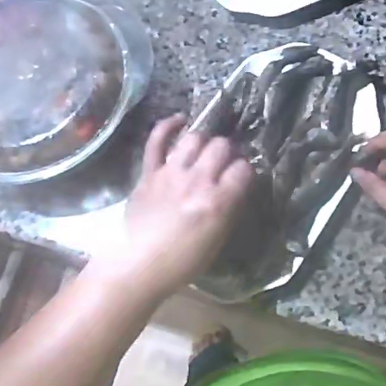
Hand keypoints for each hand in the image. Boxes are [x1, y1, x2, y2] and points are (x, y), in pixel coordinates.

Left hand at [107, 115, 254, 299]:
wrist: (139, 265)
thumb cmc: (183, 261)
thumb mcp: (217, 239)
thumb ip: (228, 208)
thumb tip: (235, 187)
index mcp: (217, 201)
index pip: (243, 169)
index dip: (247, 170)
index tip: (243, 176)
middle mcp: (196, 180)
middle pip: (221, 146)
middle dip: (228, 151)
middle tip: (225, 162)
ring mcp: (170, 173)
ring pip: (194, 138)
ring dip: (204, 140)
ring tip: (204, 149)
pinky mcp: (149, 173)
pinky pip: (156, 141)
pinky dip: (167, 126)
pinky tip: (179, 120)